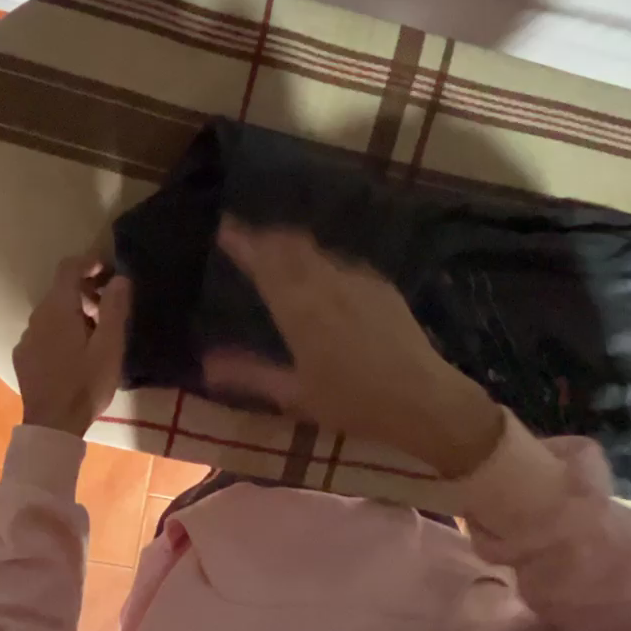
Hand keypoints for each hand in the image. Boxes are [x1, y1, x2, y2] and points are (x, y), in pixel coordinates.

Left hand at [14, 255, 130, 436]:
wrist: (53, 424)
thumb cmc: (86, 384)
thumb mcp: (109, 347)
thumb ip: (114, 309)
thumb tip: (120, 278)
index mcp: (58, 309)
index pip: (68, 268)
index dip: (88, 262)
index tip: (108, 268)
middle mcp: (36, 317)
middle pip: (60, 291)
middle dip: (85, 292)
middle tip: (110, 309)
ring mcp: (26, 338)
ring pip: (51, 314)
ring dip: (73, 314)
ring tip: (96, 335)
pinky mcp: (23, 357)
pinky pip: (43, 333)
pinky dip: (60, 332)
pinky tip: (75, 355)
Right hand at [205, 217, 503, 478]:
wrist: (423, 400)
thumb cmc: (353, 403)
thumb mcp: (295, 395)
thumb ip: (249, 374)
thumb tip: (206, 364)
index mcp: (299, 307)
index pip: (264, 260)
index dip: (242, 240)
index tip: (224, 227)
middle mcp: (326, 282)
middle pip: (289, 245)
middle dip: (265, 237)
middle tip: (247, 238)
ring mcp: (357, 280)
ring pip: (316, 251)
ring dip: (292, 247)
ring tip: (277, 253)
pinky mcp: (380, 286)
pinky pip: (340, 263)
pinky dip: (320, 262)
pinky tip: (321, 278)